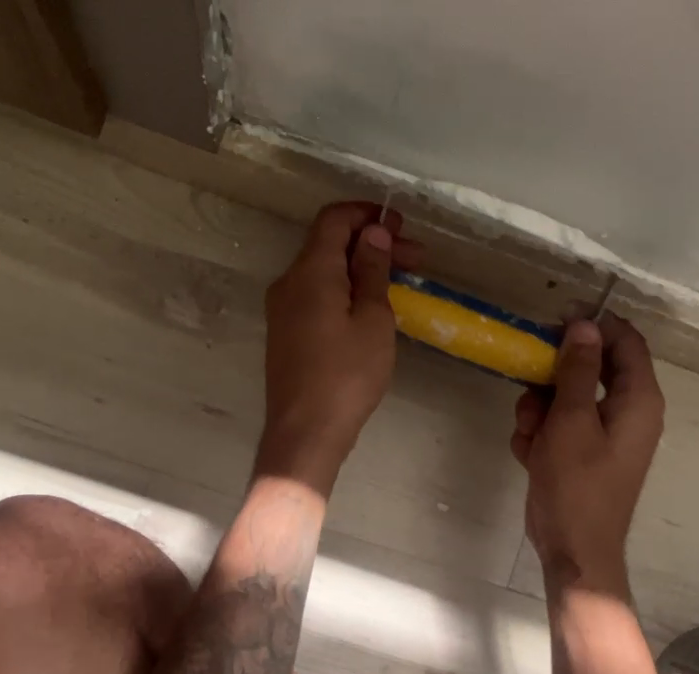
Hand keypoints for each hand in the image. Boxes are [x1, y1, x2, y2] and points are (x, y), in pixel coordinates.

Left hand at [256, 201, 422, 493]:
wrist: (305, 433)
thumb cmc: (346, 377)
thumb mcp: (373, 320)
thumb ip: (372, 271)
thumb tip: (372, 234)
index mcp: (310, 271)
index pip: (334, 220)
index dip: (368, 215)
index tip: (402, 227)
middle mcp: (288, 283)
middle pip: (329, 245)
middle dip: (371, 244)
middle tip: (416, 259)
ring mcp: (282, 310)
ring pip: (323, 272)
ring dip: (360, 270)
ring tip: (398, 286)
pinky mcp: (285, 335)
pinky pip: (316, 297)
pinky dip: (344, 291)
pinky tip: (370, 310)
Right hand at [511, 312, 664, 593]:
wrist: (574, 550)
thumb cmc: (576, 485)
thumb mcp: (571, 421)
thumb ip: (577, 370)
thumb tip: (584, 325)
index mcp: (638, 399)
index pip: (625, 342)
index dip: (592, 327)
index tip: (553, 322)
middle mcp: (626, 412)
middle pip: (591, 369)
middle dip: (554, 375)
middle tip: (528, 381)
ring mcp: (602, 436)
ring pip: (566, 399)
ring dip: (539, 409)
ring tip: (528, 431)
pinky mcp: (580, 455)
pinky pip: (558, 428)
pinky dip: (539, 435)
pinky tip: (528, 454)